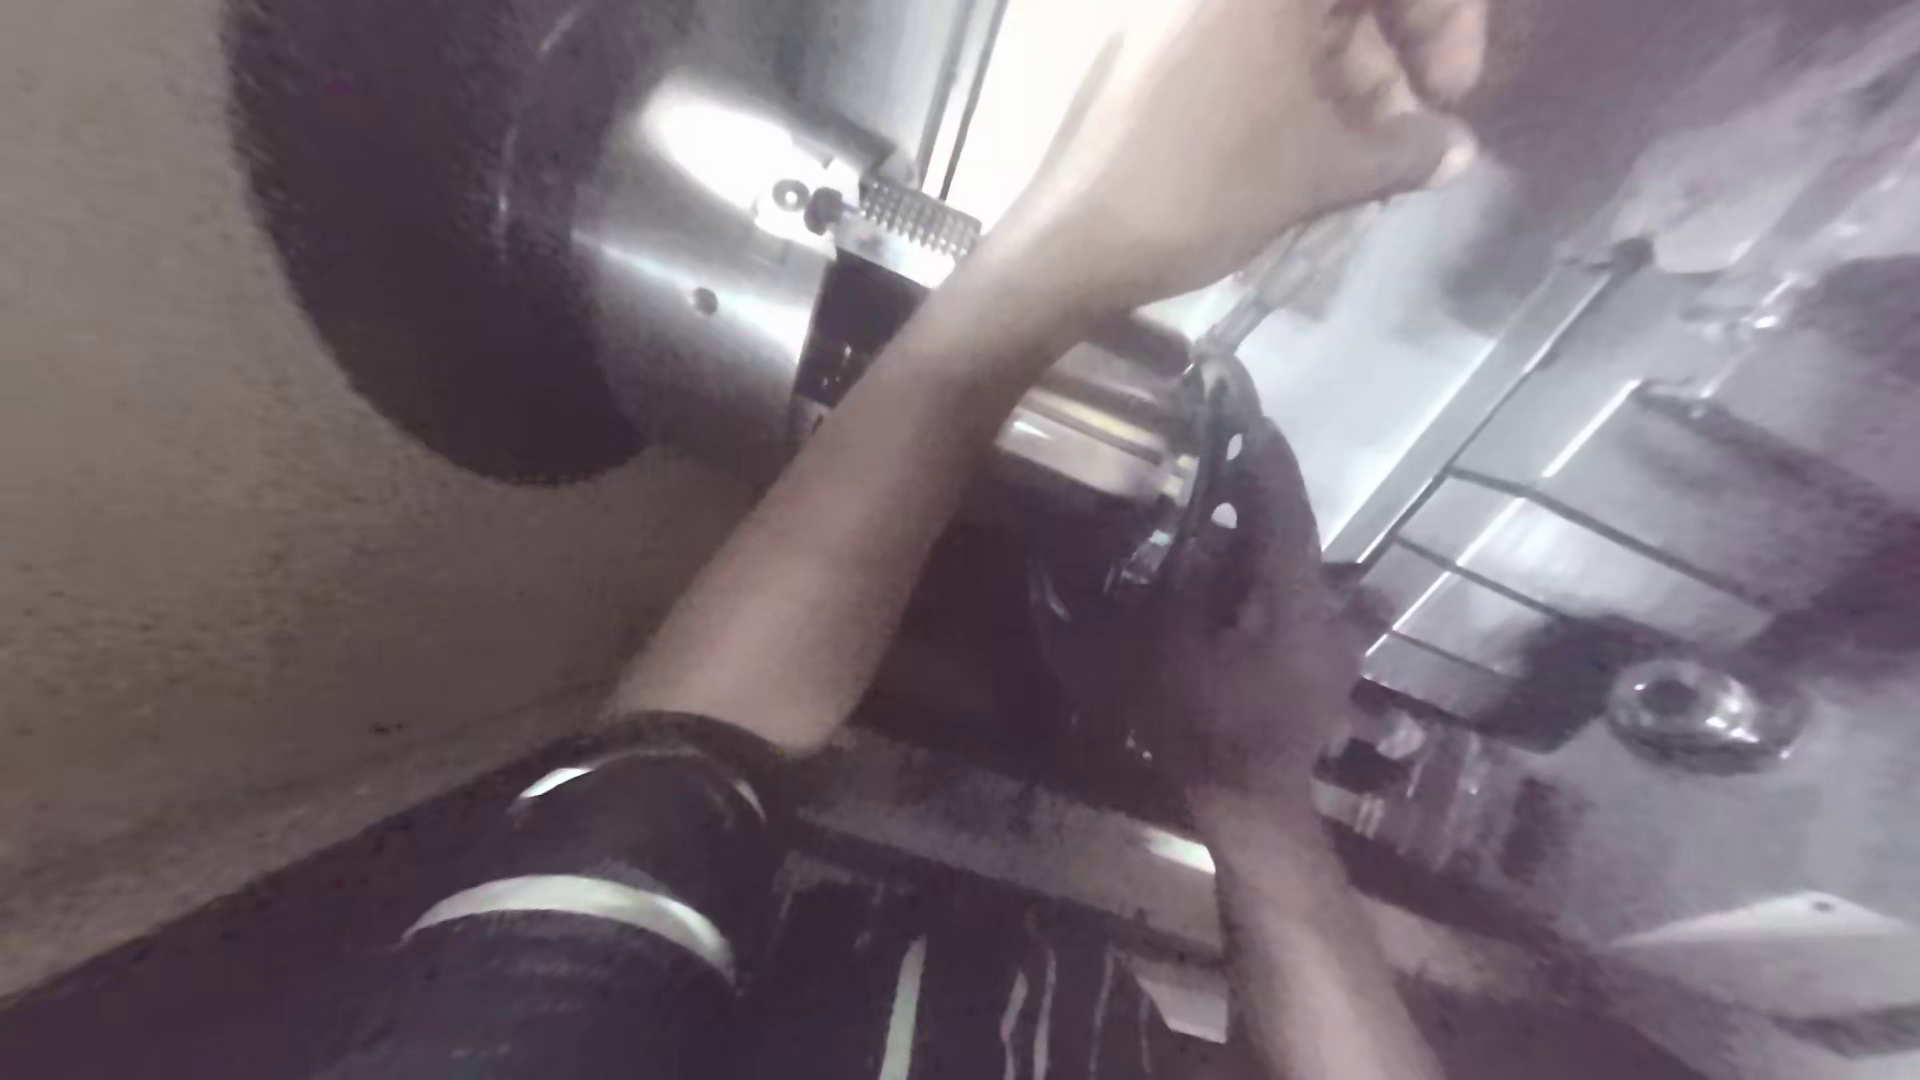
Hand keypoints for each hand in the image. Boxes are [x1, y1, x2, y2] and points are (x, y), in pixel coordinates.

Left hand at [984, 0, 1484, 315]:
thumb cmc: (1199, 194)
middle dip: (1384, 65)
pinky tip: (1287, 155)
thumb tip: (1456, 154)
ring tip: (1344, 167)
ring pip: (1283, 31)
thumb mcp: (1312, 172)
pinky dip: (1274, 97)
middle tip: (1396, 142)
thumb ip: (1398, 152)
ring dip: (1331, 91)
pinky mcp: (1143, 57)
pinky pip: (1232, 56)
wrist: (1072, 247)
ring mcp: (1172, 13)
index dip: (1444, 22)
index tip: (1450, 97)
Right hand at [1131, 422, 1361, 810]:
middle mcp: (1328, 608)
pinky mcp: (1330, 655)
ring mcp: (1337, 635)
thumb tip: (1205, 536)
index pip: (1285, 509)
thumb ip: (1190, 583)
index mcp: (1290, 600)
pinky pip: (1305, 594)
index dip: (1269, 459)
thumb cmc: (1200, 719)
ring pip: (1301, 564)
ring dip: (1264, 536)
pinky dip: (1272, 573)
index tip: (1252, 415)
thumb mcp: (1172, 646)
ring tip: (1221, 522)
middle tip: (1218, 468)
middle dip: (1259, 493)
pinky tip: (1239, 581)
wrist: (1250, 793)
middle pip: (1296, 531)